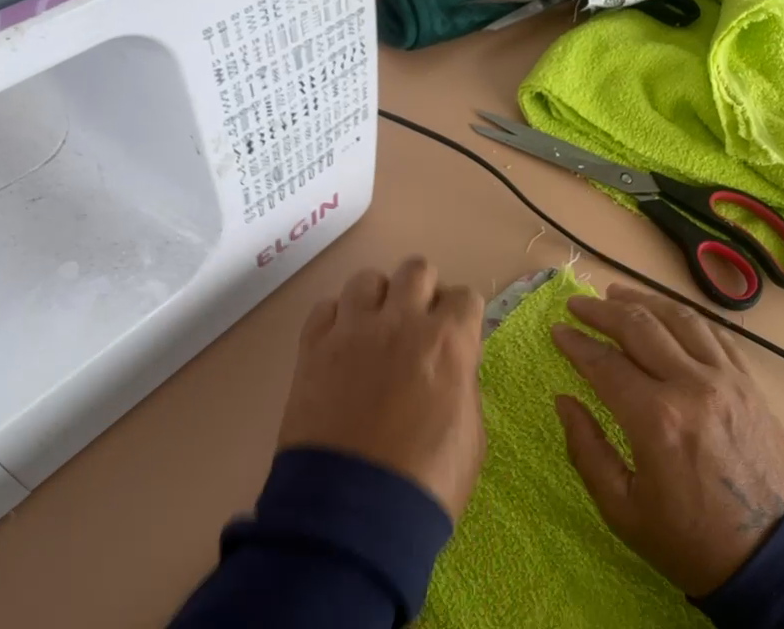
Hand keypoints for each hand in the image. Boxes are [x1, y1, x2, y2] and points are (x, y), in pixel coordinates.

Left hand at [277, 257, 486, 519]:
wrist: (354, 512)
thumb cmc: (426, 480)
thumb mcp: (470, 434)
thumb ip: (463, 384)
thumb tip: (454, 368)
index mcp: (448, 340)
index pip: (465, 296)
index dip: (462, 317)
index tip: (456, 338)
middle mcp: (402, 321)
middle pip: (416, 269)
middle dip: (423, 292)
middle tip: (417, 326)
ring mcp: (353, 330)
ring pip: (368, 279)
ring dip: (378, 299)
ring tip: (375, 330)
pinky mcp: (313, 347)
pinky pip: (326, 307)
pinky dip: (337, 319)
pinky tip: (341, 346)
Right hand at [550, 285, 783, 596]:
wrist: (771, 557)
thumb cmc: (689, 540)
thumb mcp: (623, 509)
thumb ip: (587, 450)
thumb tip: (564, 401)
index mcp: (656, 419)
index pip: (605, 364)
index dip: (576, 344)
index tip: (557, 331)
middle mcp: (691, 386)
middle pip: (640, 328)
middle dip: (602, 311)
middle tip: (578, 304)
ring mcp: (727, 380)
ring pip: (680, 319)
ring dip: (644, 300)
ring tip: (617, 293)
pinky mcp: (750, 384)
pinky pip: (715, 334)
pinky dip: (686, 317)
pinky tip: (667, 313)